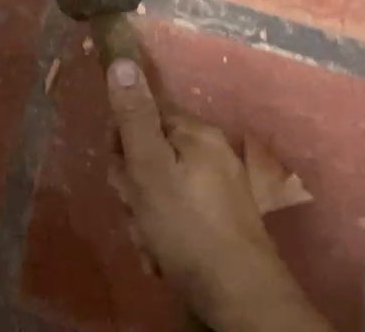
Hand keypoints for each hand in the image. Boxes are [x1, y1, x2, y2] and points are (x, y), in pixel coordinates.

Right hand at [105, 59, 330, 331]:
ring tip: (149, 241)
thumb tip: (122, 61)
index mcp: (197, 135)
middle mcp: (212, 154)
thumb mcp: (149, 168)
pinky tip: (161, 255)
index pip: (143, 115)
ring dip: (144, 214)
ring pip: (160, 187)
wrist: (243, 303)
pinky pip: (178, 213)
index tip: (121, 172)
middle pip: (150, 153)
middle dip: (133, 185)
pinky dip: (164, 232)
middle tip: (136, 210)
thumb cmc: (188, 229)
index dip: (122, 143)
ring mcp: (220, 190)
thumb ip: (133, 117)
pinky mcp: (222, 222)